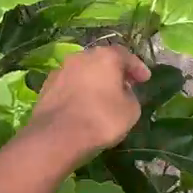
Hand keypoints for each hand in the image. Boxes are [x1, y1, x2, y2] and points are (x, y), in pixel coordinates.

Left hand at [24, 45, 149, 166]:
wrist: (57, 137)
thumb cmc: (101, 119)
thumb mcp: (131, 111)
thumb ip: (130, 96)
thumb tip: (122, 93)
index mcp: (105, 57)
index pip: (126, 56)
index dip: (137, 68)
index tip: (145, 79)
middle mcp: (82, 56)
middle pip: (102, 60)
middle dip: (114, 72)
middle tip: (124, 85)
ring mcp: (61, 70)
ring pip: (83, 71)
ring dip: (94, 80)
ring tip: (102, 96)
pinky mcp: (46, 86)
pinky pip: (70, 84)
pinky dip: (78, 91)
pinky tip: (82, 105)